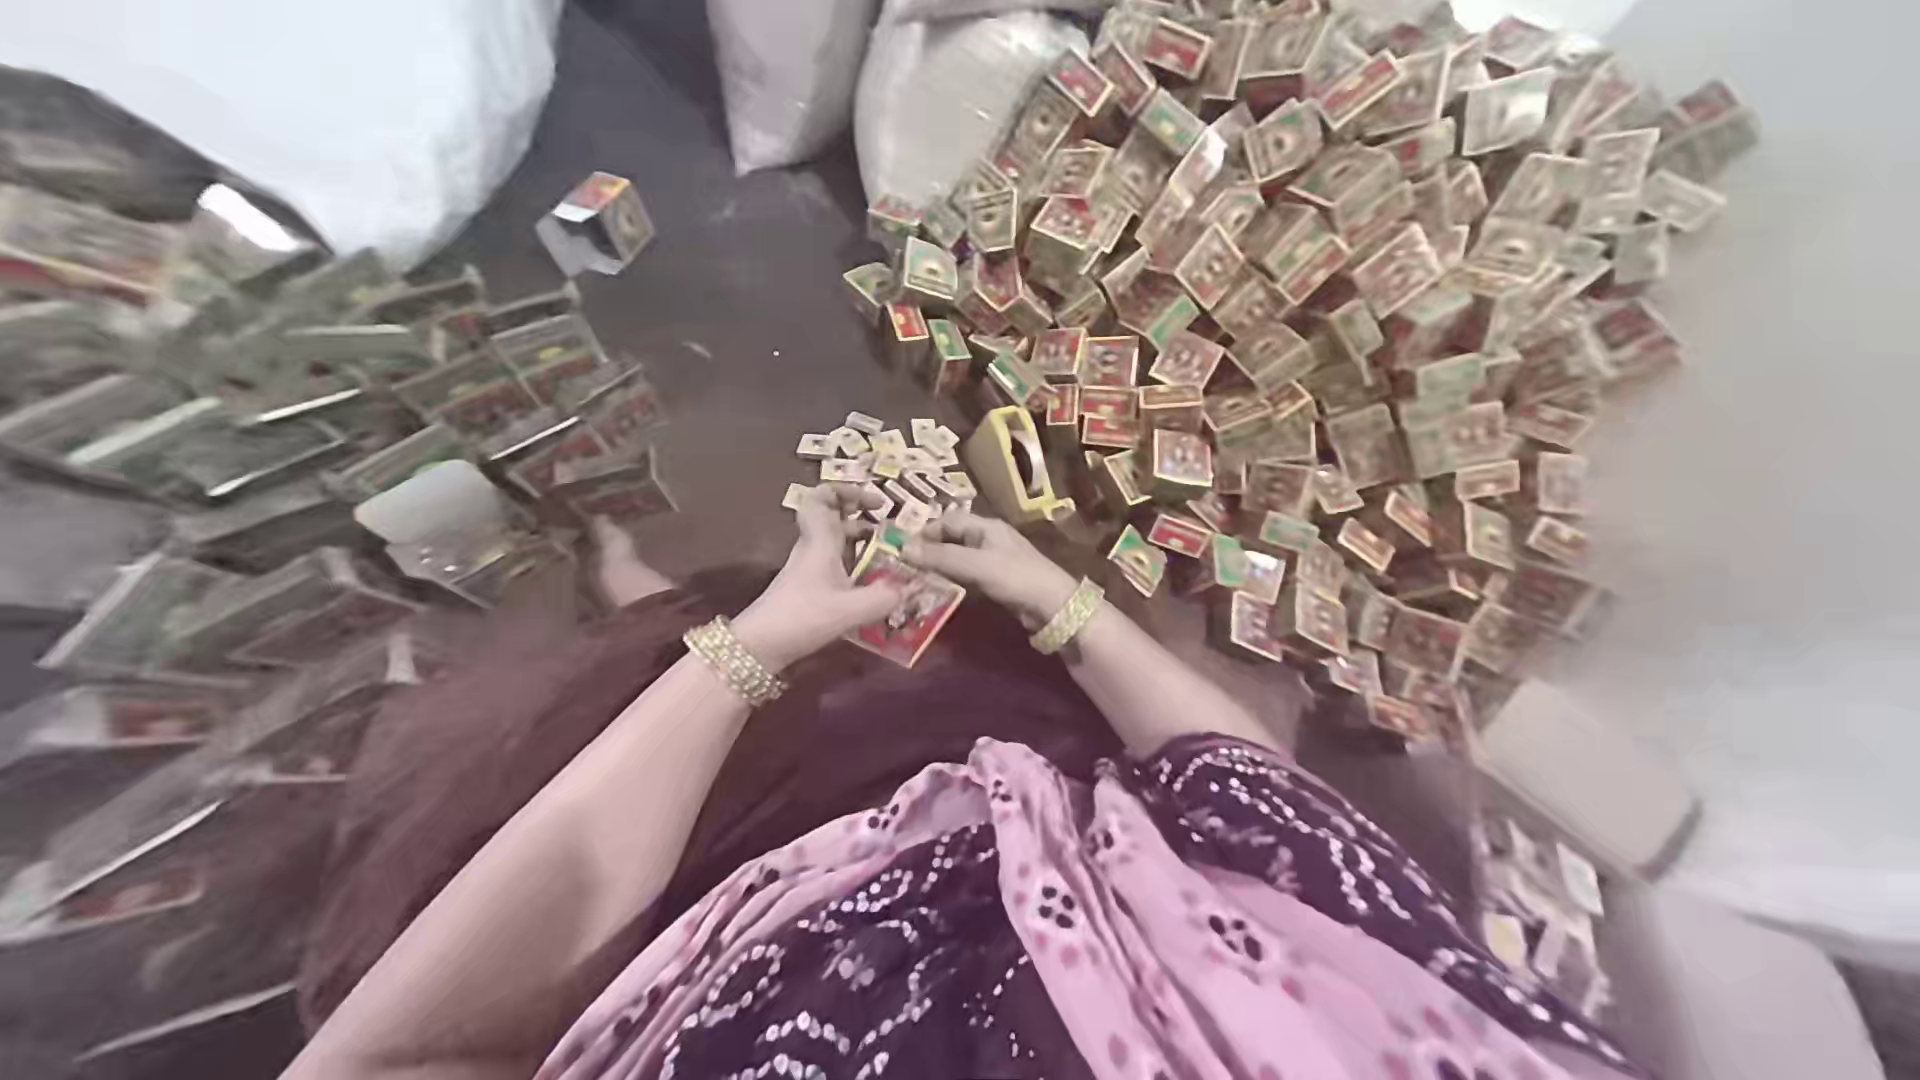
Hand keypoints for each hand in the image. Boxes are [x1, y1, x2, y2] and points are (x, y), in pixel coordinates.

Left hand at [730, 484, 903, 670]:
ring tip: (891, 558)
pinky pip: (838, 565)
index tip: (876, 503)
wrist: (759, 647)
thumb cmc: (802, 617)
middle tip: (891, 531)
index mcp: (821, 541)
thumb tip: (918, 586)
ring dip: (863, 545)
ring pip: (838, 543)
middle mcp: (815, 548)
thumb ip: (886, 597)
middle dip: (864, 519)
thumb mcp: (850, 609)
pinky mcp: (810, 587)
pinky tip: (876, 585)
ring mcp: (810, 568)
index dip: (847, 490)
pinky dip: (858, 567)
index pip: (822, 497)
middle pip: (836, 518)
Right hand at [901, 508, 1079, 628]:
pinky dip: (951, 578)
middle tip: (904, 565)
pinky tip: (938, 589)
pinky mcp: (996, 580)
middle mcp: (988, 538)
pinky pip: (966, 574)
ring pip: (957, 557)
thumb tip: (903, 549)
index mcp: (986, 526)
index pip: (947, 520)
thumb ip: (941, 557)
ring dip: (938, 565)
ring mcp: (992, 559)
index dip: (924, 532)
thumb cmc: (1016, 577)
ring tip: (915, 578)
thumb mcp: (976, 564)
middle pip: (951, 538)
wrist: (1053, 606)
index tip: (901, 548)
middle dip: (928, 548)